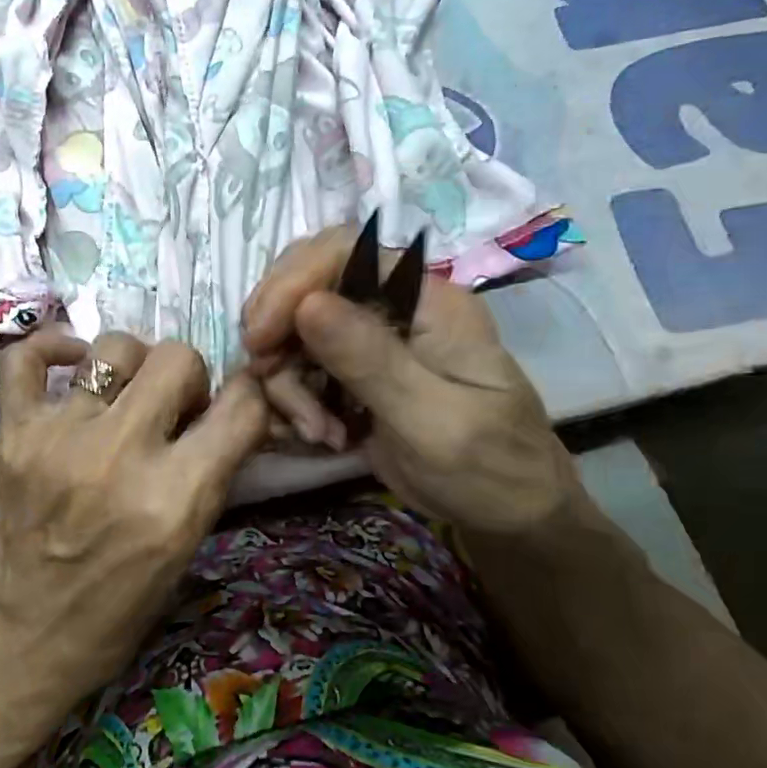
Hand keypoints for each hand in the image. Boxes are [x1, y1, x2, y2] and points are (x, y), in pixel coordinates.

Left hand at [0, 329, 268, 767]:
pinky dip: (52, 347)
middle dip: (186, 376)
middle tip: (171, 404)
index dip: (247, 396)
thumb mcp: (186, 546)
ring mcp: (59, 438)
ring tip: (123, 391)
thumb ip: (208, 471)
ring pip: (113, 348)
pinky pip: (26, 357)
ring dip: (131, 364)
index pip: (241, 408)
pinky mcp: (13, 433)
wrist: (28, 631)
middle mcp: (119, 458)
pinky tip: (73, 363)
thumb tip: (220, 406)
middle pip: (177, 358)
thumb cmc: (118, 604)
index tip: (231, 402)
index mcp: (176, 500)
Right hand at [242, 225, 575, 533]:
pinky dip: (293, 401)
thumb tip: (307, 304)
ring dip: (287, 383)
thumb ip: (370, 360)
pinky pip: (296, 368)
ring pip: (292, 333)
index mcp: (425, 299)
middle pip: (305, 286)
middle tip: (264, 375)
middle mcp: (390, 307)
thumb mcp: (431, 419)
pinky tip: (318, 435)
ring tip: (315, 432)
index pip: (342, 252)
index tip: (260, 335)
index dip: (291, 282)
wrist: (506, 515)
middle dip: (277, 333)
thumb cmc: (489, 468)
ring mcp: (367, 340)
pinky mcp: (348, 372)